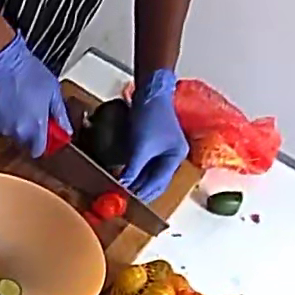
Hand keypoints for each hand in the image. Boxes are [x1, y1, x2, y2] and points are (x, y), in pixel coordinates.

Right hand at [0, 32, 71, 157]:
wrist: (3, 63)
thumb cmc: (29, 73)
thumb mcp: (53, 90)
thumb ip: (60, 114)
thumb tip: (67, 130)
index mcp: (36, 127)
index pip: (38, 150)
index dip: (41, 143)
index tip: (43, 134)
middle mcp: (19, 132)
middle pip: (25, 142)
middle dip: (29, 132)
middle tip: (31, 112)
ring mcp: (3, 130)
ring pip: (12, 135)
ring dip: (16, 125)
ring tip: (18, 104)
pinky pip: (0, 128)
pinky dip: (3, 120)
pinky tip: (6, 104)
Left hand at [120, 69, 186, 200]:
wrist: (149, 91)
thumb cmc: (151, 115)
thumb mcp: (141, 147)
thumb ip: (132, 170)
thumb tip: (122, 189)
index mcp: (175, 157)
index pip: (158, 185)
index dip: (142, 195)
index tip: (126, 204)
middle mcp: (170, 158)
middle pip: (153, 184)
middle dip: (138, 193)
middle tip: (121, 203)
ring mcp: (160, 154)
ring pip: (146, 178)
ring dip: (134, 186)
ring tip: (119, 194)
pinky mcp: (150, 149)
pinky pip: (140, 169)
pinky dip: (132, 176)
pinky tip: (121, 182)